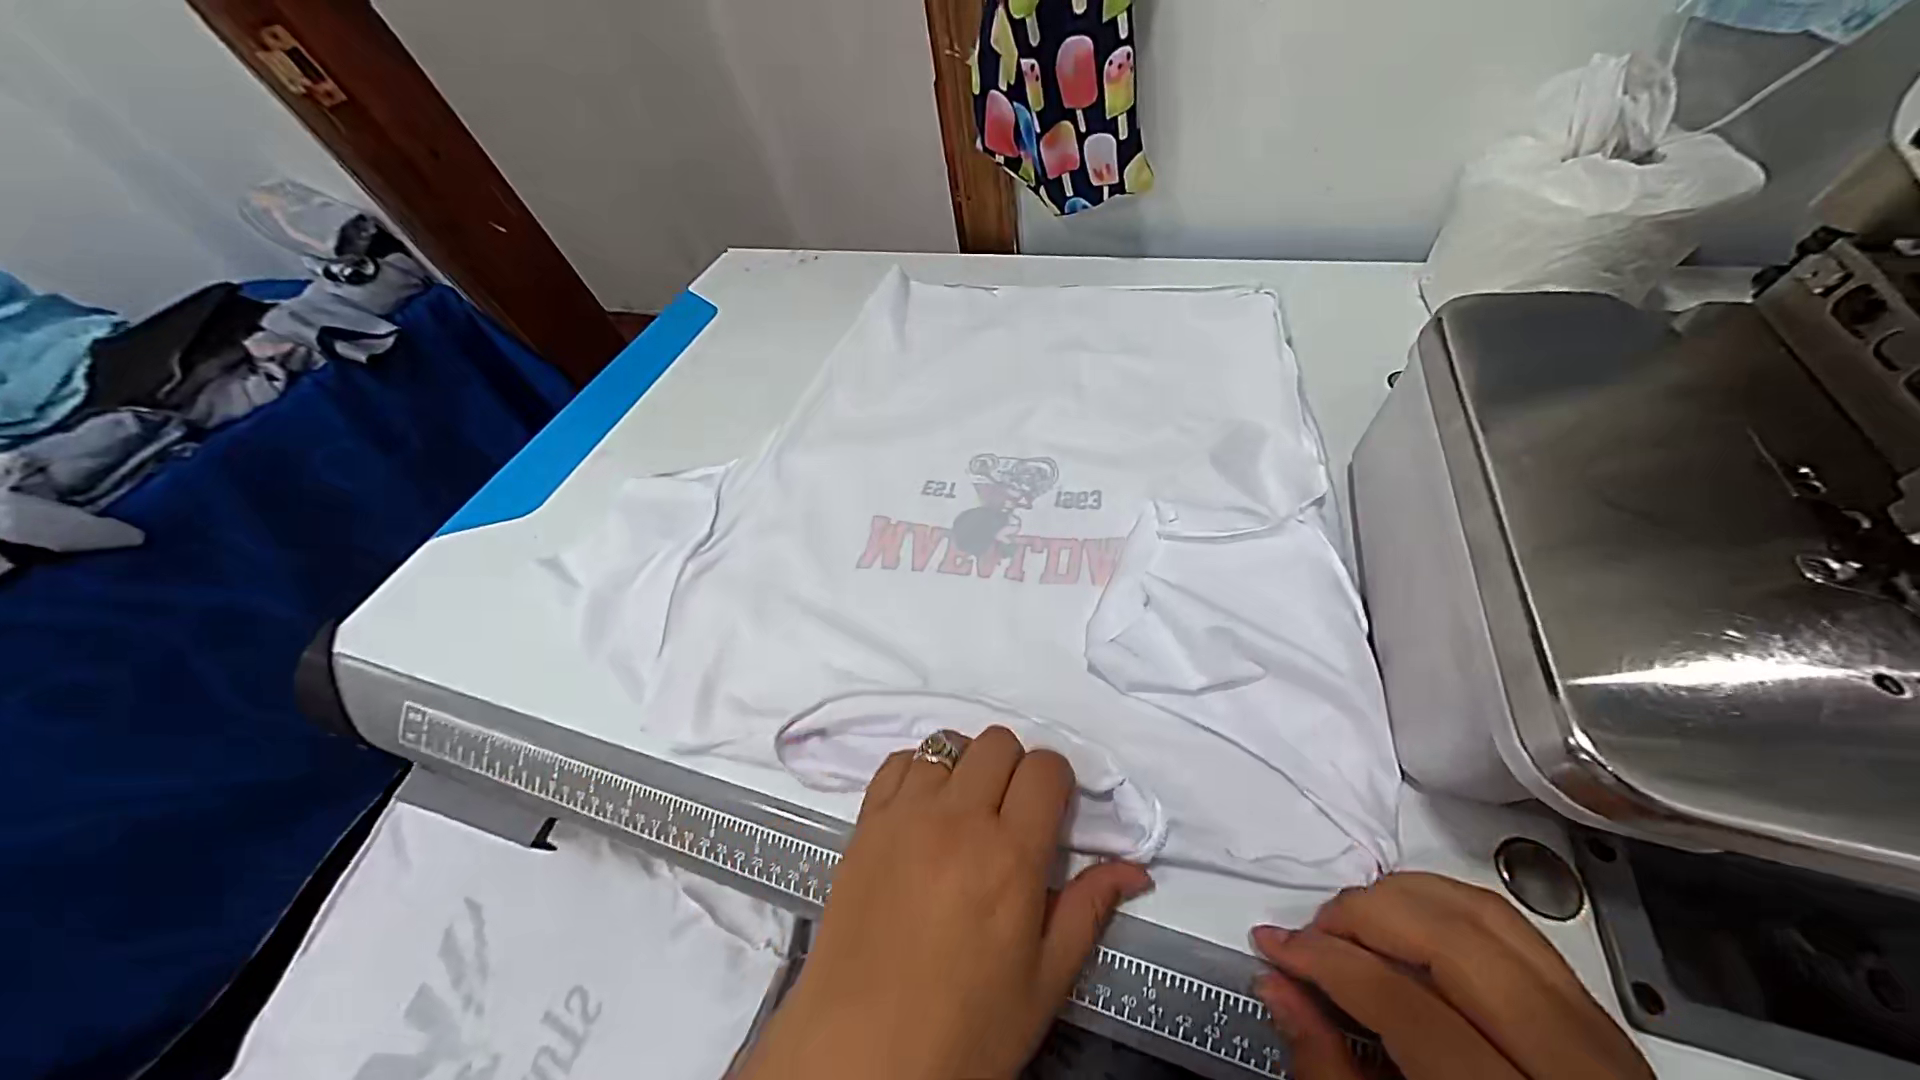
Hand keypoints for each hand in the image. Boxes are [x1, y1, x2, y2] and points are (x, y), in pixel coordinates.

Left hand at [739, 726, 1152, 1079]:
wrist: (861, 1051)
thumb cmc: (966, 1027)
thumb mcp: (1045, 981)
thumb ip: (1088, 910)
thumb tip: (1134, 869)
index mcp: (1011, 854)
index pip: (1046, 768)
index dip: (1057, 782)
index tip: (1052, 812)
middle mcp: (958, 818)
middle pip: (997, 742)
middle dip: (1015, 767)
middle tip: (1011, 813)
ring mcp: (906, 815)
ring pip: (946, 744)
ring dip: (966, 766)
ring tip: (964, 811)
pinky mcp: (866, 823)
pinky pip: (897, 762)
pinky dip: (917, 770)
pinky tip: (922, 809)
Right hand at [1251, 872, 1653, 1079]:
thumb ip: (1329, 1070)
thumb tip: (1279, 988)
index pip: (1406, 1006)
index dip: (1325, 962)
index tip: (1277, 945)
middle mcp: (1579, 1074)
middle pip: (1452, 943)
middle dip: (1361, 916)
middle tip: (1313, 930)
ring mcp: (1603, 1044)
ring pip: (1488, 917)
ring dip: (1402, 899)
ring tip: (1354, 920)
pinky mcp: (1602, 1023)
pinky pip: (1516, 929)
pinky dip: (1447, 906)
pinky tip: (1407, 919)